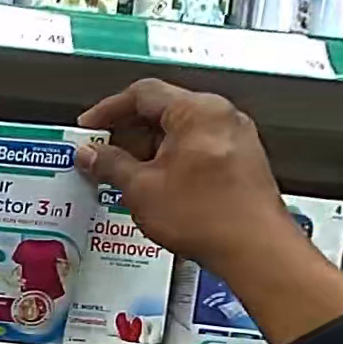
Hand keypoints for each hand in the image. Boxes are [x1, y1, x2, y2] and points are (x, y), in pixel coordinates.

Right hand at [75, 78, 296, 271]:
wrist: (254, 250)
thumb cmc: (206, 216)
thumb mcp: (141, 188)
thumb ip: (110, 164)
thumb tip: (90, 153)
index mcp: (196, 111)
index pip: (142, 93)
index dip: (107, 110)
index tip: (89, 128)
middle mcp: (221, 116)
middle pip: (162, 110)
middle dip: (125, 131)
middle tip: (100, 152)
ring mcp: (234, 138)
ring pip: (179, 131)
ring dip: (146, 148)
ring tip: (121, 174)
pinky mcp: (240, 160)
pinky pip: (196, 148)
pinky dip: (169, 159)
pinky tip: (151, 185)